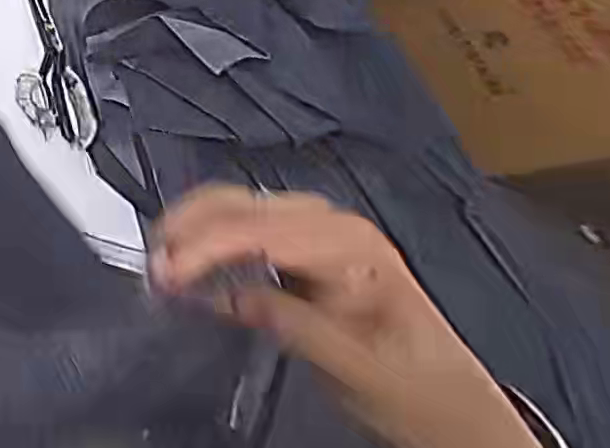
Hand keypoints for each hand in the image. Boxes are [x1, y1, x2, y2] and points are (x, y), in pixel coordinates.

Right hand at [151, 186, 537, 447]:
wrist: (456, 407)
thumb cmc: (422, 395)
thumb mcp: (361, 372)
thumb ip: (294, 326)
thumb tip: (227, 297)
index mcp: (352, 245)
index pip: (258, 232)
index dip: (204, 249)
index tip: (165, 275)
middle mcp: (328, 220)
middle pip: (235, 204)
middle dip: (184, 229)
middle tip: (152, 267)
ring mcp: (310, 222)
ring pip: (226, 202)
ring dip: (185, 226)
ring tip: (160, 259)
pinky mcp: (293, 234)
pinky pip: (232, 216)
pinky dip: (199, 230)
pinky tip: (184, 252)